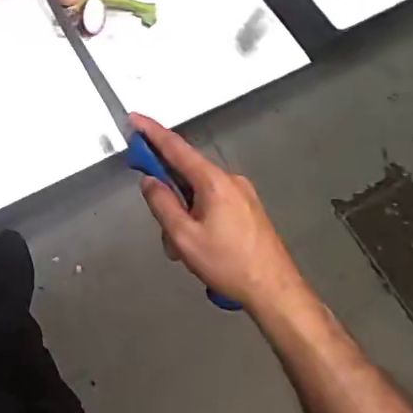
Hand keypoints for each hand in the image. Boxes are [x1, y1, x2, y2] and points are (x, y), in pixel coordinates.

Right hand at [131, 113, 305, 310]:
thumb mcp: (184, 237)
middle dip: (168, 195)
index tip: (134, 119)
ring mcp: (242, 194)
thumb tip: (149, 181)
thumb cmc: (229, 264)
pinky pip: (213, 202)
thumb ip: (161, 204)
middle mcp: (229, 180)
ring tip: (185, 251)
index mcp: (213, 181)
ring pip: (199, 192)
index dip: (151, 131)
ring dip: (184, 214)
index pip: (175, 147)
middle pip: (186, 173)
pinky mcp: (249, 209)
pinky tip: (200, 246)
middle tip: (163, 227)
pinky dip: (199, 217)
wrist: (278, 294)